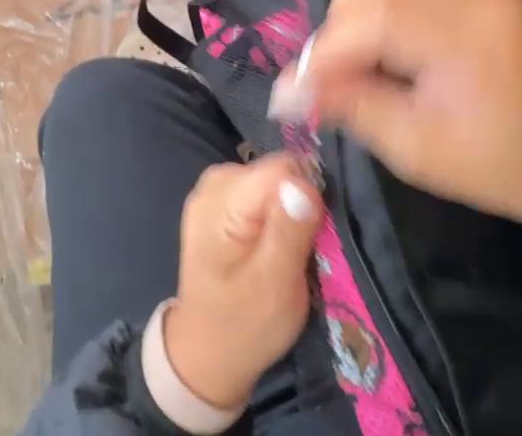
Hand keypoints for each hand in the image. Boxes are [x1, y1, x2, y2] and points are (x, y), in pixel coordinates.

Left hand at [166, 154, 321, 410]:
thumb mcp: (274, 287)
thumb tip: (304, 183)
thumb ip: (289, 232)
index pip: (282, 168)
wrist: (207, 353)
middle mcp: (214, 184)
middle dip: (298, 202)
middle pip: (278, 170)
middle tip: (299, 248)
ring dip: (289, 210)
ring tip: (287, 249)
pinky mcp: (222, 202)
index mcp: (221, 202)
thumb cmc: (243, 325)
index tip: (314, 233)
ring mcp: (215, 191)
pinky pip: (263, 190)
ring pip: (274, 179)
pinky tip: (273, 242)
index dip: (307, 195)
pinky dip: (276, 213)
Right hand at [274, 0, 521, 232]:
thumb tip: (285, 88)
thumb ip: (351, 106)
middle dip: (343, 14)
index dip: (331, 46)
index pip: (383, 15)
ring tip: (355, 40)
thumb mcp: (415, 149)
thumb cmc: (490, 162)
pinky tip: (377, 22)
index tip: (299, 85)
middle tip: (333, 64)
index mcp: (474, 45)